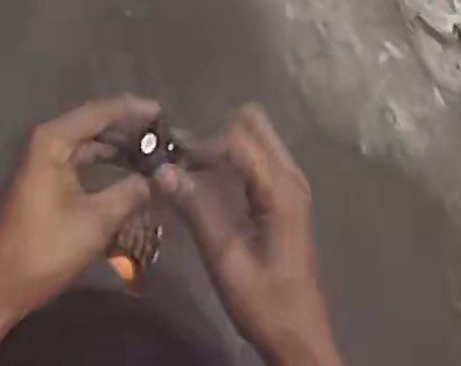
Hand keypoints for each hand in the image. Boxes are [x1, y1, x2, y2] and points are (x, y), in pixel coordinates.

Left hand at [0, 95, 159, 365]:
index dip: (133, 109)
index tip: (162, 111)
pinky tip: (127, 166)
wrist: (0, 285)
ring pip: (88, 138)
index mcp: (53, 139)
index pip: (100, 112)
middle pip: (94, 121)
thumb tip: (160, 177)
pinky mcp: (45, 174)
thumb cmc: (45, 249)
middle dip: (128, 125)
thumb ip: (130, 192)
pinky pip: (80, 154)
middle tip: (162, 131)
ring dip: (118, 143)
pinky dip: (104, 158)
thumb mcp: (95, 221)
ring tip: (151, 148)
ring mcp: (44, 156)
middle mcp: (47, 138)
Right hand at [157, 105, 343, 365]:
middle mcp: (290, 175)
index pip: (238, 140)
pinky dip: (230, 157)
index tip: (176, 161)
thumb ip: (195, 208)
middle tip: (187, 161)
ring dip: (222, 144)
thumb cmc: (264, 301)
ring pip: (254, 135)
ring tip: (192, 170)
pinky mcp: (284, 192)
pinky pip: (256, 153)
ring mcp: (290, 181)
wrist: (298, 338)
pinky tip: (209, 182)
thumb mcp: (225, 258)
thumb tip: (162, 170)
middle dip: (216, 135)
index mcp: (281, 189)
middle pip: (252, 123)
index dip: (204, 145)